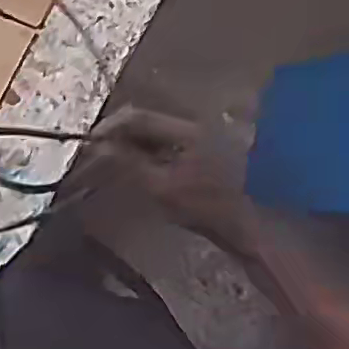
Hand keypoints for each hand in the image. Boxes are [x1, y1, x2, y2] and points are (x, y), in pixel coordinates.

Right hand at [85, 107, 254, 235]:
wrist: (258, 231)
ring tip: (115, 165)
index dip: (110, 128)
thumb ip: (129, 163)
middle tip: (99, 155)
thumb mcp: (163, 188)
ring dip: (133, 145)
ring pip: (155, 134)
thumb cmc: (211, 208)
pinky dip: (149, 155)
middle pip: (146, 122)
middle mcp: (194, 126)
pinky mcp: (204, 155)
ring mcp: (202, 140)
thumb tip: (100, 147)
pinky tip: (141, 171)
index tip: (90, 144)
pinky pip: (167, 146)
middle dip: (120, 136)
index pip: (137, 117)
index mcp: (185, 128)